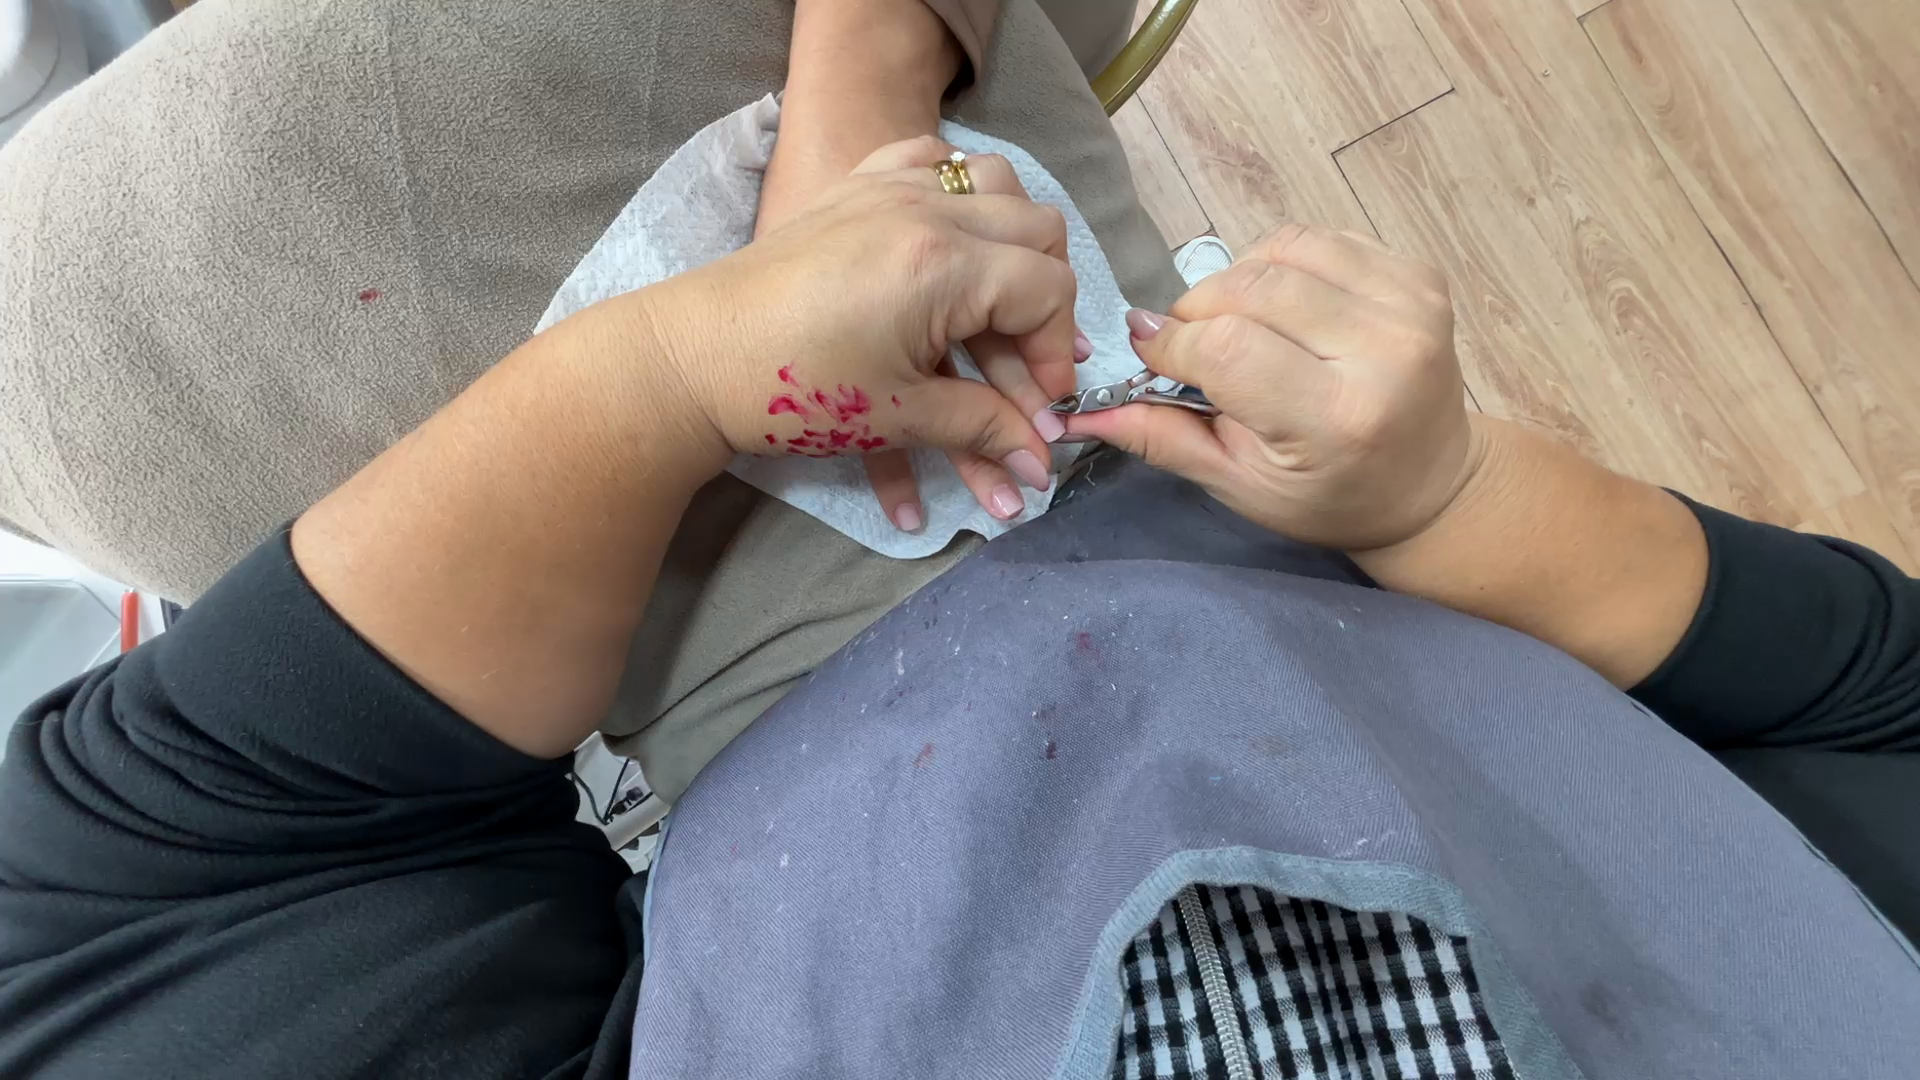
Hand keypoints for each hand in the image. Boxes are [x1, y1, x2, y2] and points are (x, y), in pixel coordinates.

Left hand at [759, 3, 1070, 527]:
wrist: (695, 358)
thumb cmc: (796, 392)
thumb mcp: (900, 417)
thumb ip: (985, 430)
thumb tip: (1041, 467)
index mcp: (944, 263)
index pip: (1048, 290)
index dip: (1056, 356)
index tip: (1042, 409)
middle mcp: (928, 206)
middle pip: (1040, 232)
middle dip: (1047, 305)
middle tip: (1026, 366)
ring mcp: (891, 185)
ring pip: (997, 183)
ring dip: (1016, 243)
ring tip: (1002, 304)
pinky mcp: (859, 186)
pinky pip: (934, 160)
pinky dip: (961, 196)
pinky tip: (952, 242)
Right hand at [1063, 223, 1480, 551]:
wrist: (1427, 484)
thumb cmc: (1323, 497)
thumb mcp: (1235, 485)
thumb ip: (1162, 439)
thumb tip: (1082, 411)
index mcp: (1337, 416)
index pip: (1226, 348)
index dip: (1173, 347)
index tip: (1154, 362)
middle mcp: (1383, 349)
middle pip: (1249, 289)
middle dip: (1195, 313)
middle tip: (1189, 348)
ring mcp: (1409, 303)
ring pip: (1278, 252)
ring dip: (1232, 284)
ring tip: (1233, 327)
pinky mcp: (1418, 275)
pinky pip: (1316, 240)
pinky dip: (1275, 266)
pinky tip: (1277, 308)